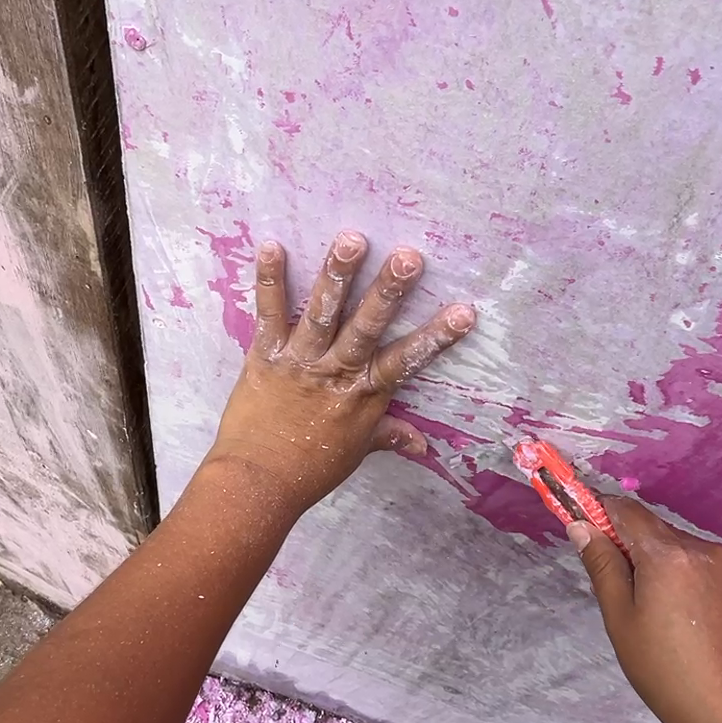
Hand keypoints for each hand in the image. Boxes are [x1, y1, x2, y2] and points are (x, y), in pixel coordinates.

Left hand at [204, 230, 475, 514]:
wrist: (257, 484)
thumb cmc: (309, 470)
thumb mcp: (355, 452)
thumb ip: (388, 436)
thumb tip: (423, 445)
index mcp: (363, 394)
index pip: (407, 360)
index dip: (436, 336)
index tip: (464, 310)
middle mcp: (336, 372)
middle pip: (367, 327)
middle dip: (388, 290)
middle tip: (407, 256)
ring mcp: (301, 360)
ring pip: (323, 312)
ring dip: (338, 274)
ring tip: (351, 238)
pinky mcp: (266, 355)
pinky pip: (269, 313)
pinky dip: (270, 280)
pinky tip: (272, 245)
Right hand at [570, 497, 721, 722]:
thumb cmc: (668, 674)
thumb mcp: (621, 620)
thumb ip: (602, 566)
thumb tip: (582, 526)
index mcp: (668, 553)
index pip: (625, 508)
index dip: (597, 509)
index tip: (578, 524)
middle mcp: (701, 549)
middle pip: (651, 527)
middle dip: (625, 540)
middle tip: (611, 582)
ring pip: (674, 547)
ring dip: (651, 560)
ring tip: (646, 610)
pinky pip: (697, 566)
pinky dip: (676, 576)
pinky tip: (675, 618)